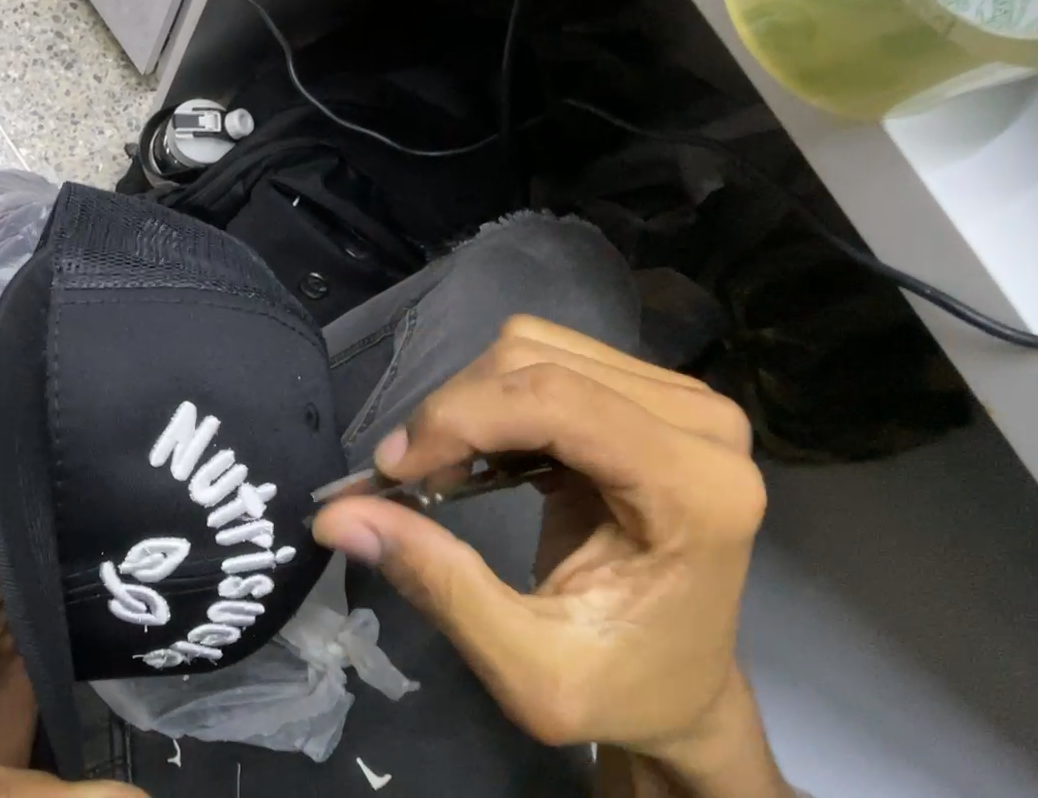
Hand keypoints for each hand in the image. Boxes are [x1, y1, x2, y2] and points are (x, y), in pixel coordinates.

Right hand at [314, 316, 789, 796]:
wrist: (685, 689)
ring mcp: (678, 401)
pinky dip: (487, 400)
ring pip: (529, 346)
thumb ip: (439, 587)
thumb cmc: (623, 690)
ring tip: (445, 470)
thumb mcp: (528, 671)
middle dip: (452, 413)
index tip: (393, 472)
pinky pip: (540, 359)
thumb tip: (337, 517)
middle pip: (532, 360)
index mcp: (697, 492)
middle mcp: (701, 426)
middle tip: (407, 481)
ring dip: (465, 404)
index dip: (458, 418)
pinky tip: (480, 454)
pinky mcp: (646, 396)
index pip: (555, 399)